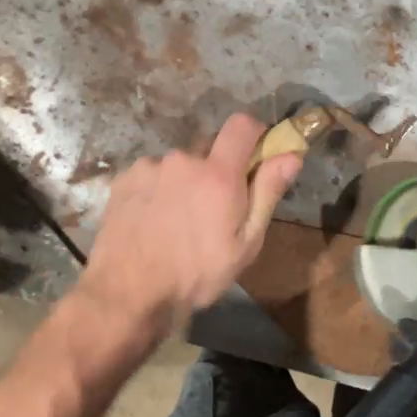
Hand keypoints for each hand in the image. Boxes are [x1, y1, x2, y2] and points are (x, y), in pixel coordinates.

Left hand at [78, 113, 300, 325]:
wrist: (129, 291)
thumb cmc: (197, 274)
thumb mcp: (245, 244)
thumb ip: (267, 194)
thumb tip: (292, 156)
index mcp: (218, 174)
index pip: (242, 125)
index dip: (256, 134)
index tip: (258, 159)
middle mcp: (183, 160)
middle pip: (209, 149)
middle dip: (218, 171)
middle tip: (216, 211)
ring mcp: (149, 167)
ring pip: (179, 166)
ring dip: (186, 184)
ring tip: (179, 223)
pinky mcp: (124, 179)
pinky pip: (153, 176)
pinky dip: (159, 192)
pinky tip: (155, 223)